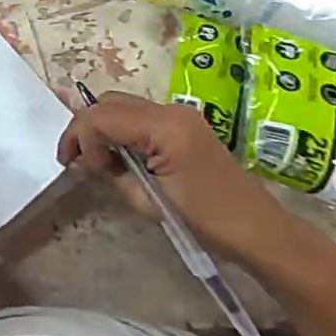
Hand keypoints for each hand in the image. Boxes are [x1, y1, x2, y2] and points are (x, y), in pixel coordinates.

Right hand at [58, 92, 293, 259]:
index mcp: (164, 127)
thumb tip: (84, 160)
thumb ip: (108, 171)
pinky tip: (119, 155)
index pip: (99, 118)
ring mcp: (179, 114)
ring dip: (100, 128)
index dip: (79, 140)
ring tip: (98, 159)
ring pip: (118, 105)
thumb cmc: (204, 219)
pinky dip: (118, 130)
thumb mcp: (145, 198)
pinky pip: (136, 115)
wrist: (260, 232)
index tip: (76, 166)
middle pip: (106, 104)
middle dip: (85, 129)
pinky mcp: (183, 123)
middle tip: (80, 160)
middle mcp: (170, 110)